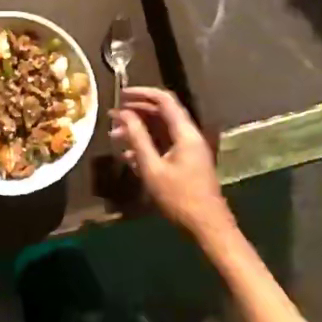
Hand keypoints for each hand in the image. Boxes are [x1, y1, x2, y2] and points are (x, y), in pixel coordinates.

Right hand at [110, 86, 234, 240]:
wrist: (208, 227)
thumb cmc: (179, 198)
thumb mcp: (152, 168)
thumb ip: (138, 138)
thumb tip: (124, 114)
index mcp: (185, 133)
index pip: (164, 100)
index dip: (142, 93)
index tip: (120, 95)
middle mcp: (189, 136)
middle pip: (162, 113)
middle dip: (137, 112)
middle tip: (113, 116)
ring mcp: (189, 150)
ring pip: (162, 130)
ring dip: (139, 130)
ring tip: (115, 136)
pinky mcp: (187, 163)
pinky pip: (165, 145)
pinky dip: (147, 145)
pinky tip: (128, 156)